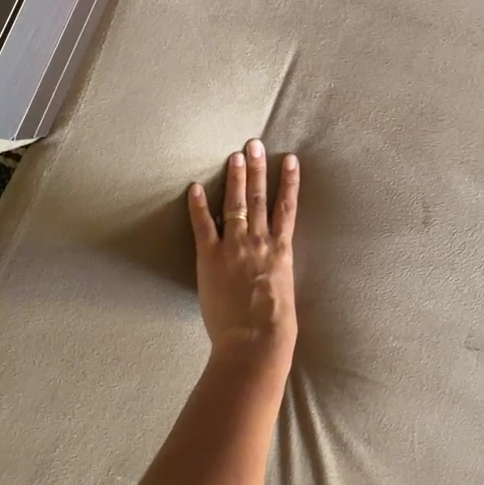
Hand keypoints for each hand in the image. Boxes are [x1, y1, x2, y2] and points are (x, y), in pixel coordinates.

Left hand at [187, 140, 298, 368]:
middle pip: (259, 197)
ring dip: (234, 178)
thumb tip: (273, 271)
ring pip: (235, 204)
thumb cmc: (276, 327)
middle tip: (255, 144)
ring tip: (235, 156)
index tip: (289, 160)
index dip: (289, 181)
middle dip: (257, 169)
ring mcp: (235, 247)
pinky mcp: (211, 258)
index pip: (287, 207)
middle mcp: (260, 241)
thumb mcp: (285, 293)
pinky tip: (194, 187)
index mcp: (281, 250)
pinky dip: (198, 206)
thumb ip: (277, 274)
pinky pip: (203, 226)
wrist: (256, 340)